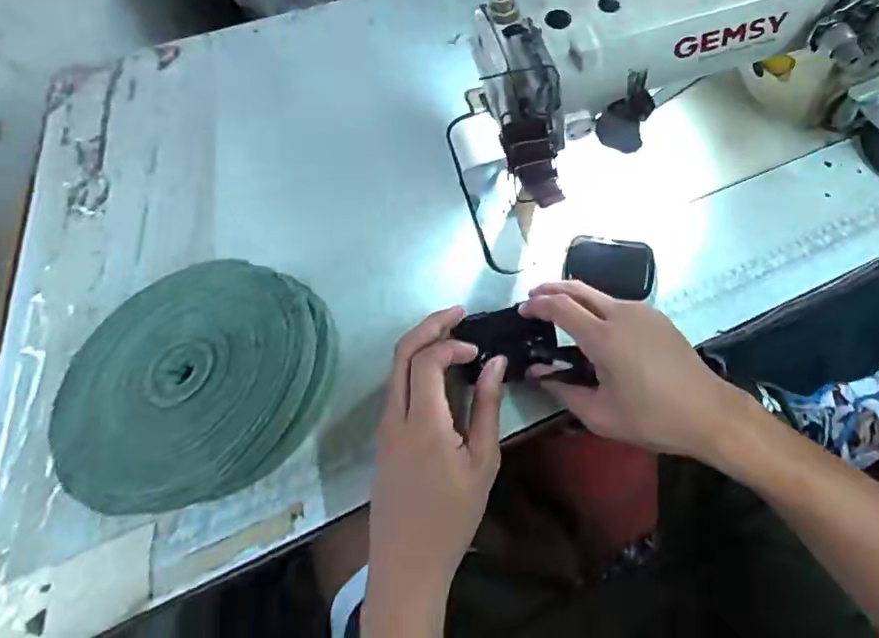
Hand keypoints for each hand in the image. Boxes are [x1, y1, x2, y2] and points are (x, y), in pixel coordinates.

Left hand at [366, 307, 503, 631]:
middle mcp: (394, 419)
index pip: (427, 360)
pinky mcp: (383, 439)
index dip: (453, 344)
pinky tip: (442, 371)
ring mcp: (384, 429)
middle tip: (459, 313)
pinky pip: (397, 388)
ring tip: (455, 336)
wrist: (407, 566)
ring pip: (395, 369)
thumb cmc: (452, 515)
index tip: (479, 351)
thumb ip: (486, 406)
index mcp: (421, 423)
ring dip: (422, 345)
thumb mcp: (482, 461)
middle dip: (429, 325)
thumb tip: (495, 362)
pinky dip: (417, 367)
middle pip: (401, 354)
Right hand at [520, 281, 754, 460]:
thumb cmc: (651, 417)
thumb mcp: (600, 415)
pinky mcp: (657, 317)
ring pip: (601, 296)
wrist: (707, 410)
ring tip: (560, 315)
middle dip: (553, 289)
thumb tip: (539, 373)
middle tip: (533, 299)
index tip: (522, 310)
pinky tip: (595, 328)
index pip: (561, 307)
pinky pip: (620, 306)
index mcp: (604, 335)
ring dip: (577, 298)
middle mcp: (622, 313)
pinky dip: (598, 308)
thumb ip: (564, 390)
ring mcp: (643, 311)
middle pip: (580, 289)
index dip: (538, 305)